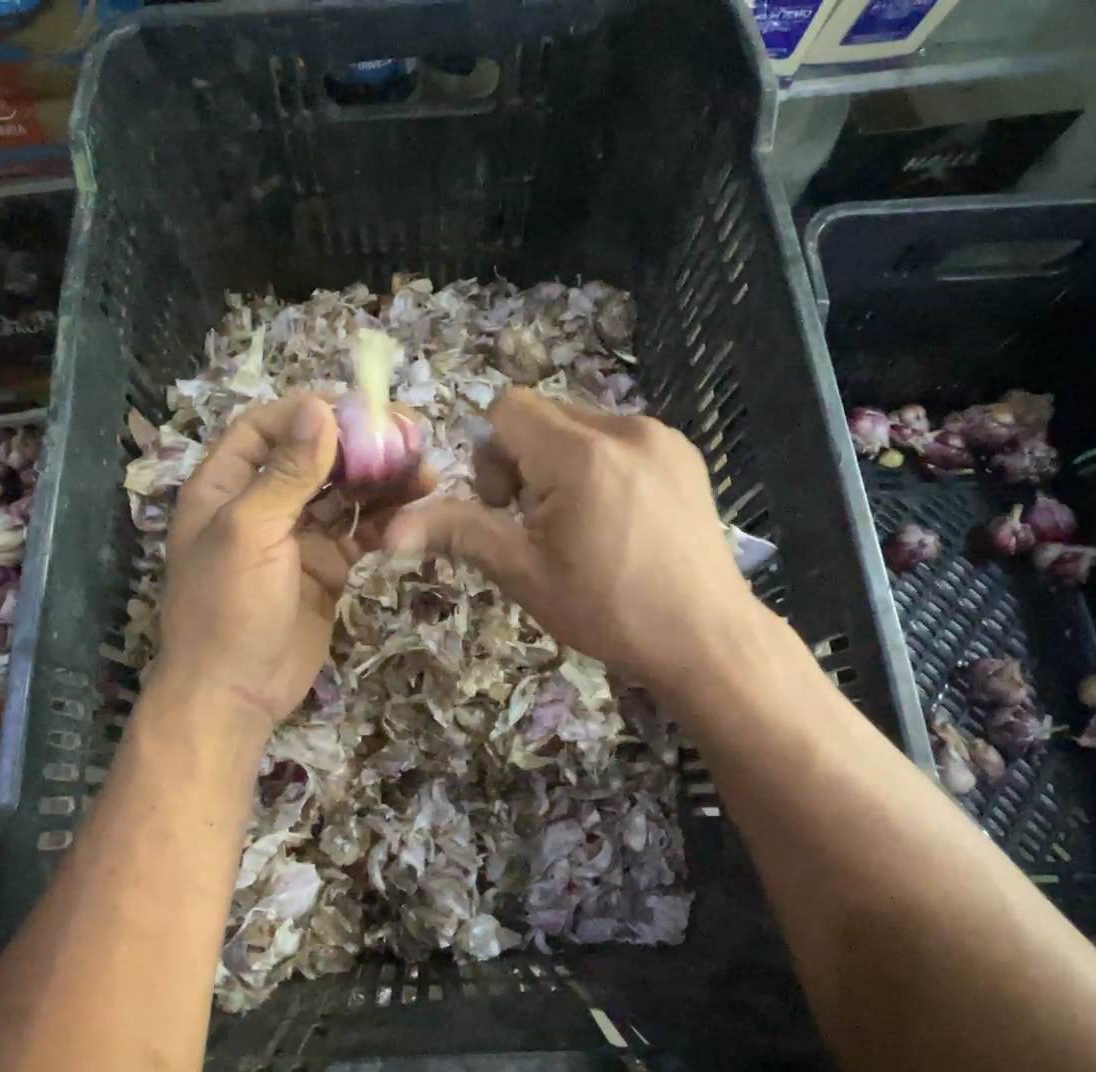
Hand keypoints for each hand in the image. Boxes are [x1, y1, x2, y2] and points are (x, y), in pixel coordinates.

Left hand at [157, 394, 429, 741]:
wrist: (233, 695)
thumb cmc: (227, 608)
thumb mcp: (249, 531)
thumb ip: (286, 472)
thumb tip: (319, 408)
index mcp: (224, 486)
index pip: (265, 428)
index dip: (308, 413)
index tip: (359, 410)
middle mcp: (260, 504)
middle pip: (313, 457)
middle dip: (358, 446)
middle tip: (411, 437)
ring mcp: (296, 537)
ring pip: (342, 494)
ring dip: (380, 481)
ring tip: (425, 473)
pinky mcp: (325, 567)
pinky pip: (358, 532)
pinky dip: (384, 521)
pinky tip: (412, 514)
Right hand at [384, 389, 760, 692]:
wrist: (706, 639)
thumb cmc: (608, 610)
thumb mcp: (523, 573)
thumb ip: (458, 532)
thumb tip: (389, 530)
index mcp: (581, 455)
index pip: (505, 409)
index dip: (491, 456)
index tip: (509, 509)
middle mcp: (624, 429)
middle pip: (542, 415)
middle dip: (524, 461)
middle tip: (540, 524)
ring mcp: (661, 438)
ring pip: (579, 426)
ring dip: (560, 464)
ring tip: (582, 525)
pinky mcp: (684, 453)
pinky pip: (618, 439)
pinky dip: (599, 466)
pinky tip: (617, 520)